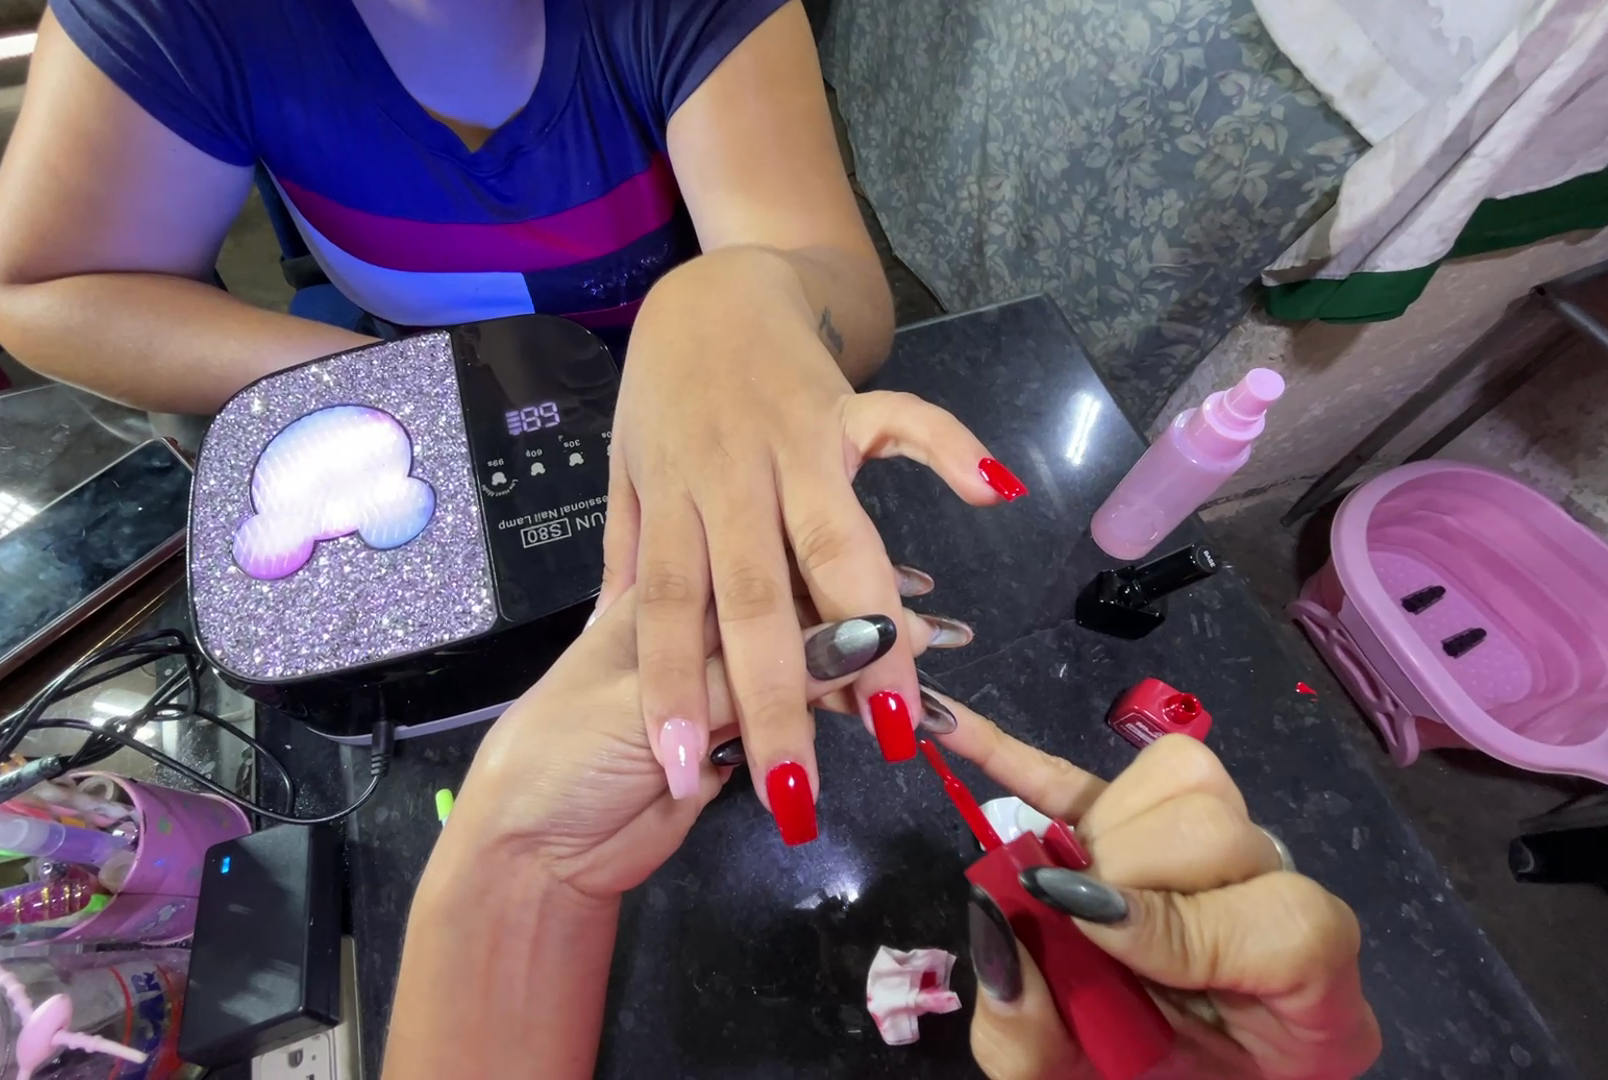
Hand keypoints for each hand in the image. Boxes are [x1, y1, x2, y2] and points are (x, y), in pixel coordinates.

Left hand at [443, 590, 930, 900]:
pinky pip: (794, 710)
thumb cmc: (565, 747)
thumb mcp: (644, 701)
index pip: (756, 577)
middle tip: (927, 634)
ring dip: (852, 668)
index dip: (821, 586)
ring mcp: (719, 675)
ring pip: (799, 658)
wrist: (532, 843)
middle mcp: (700, 621)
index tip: (891, 594)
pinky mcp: (733, 728)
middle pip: (789, 613)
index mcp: (664, 592)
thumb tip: (843, 648)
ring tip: (918, 669)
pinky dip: (835, 710)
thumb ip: (738, 677)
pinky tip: (877, 706)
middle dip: (853, 623)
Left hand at [600, 247, 1020, 843]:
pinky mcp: (845, 402)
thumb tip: (615, 637)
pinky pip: (906, 422)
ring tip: (897, 716)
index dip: (672, 689)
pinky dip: (947, 449)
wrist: (705, 289)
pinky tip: (992, 494)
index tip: (683, 771)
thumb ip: (628, 552)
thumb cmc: (662, 392)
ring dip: (871, 628)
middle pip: (757, 596)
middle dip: (780, 699)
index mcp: (674, 498)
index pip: (671, 606)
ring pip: (835, 542)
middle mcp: (733, 476)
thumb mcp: (625, 472)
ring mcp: (794, 439)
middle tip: (802, 792)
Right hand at [932, 694, 1381, 1079]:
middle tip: (1067, 907)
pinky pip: (1085, 772)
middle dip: (1125, 862)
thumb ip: (1031, 1035)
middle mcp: (1278, 908)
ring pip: (1187, 776)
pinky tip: (953, 728)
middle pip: (1226, 829)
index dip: (1182, 920)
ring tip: (1063, 868)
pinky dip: (1016, 754)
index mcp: (1306, 1005)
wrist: (1131, 1067)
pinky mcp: (1138, 820)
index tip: (1086, 924)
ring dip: (1104, 817)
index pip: (1288, 923)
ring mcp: (1207, 850)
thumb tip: (993, 918)